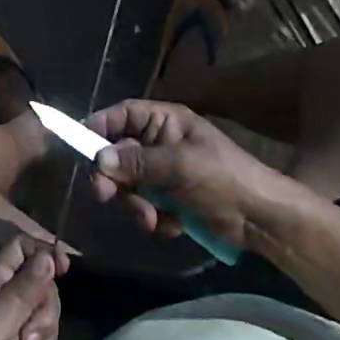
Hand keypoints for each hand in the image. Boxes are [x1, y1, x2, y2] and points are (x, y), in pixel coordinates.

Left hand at [0, 236, 68, 339]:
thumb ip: (24, 290)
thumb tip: (48, 256)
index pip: (21, 248)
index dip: (44, 252)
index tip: (64, 267)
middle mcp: (4, 298)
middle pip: (43, 285)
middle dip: (42, 315)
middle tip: (25, 337)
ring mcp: (16, 327)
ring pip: (48, 319)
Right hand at [87, 99, 288, 250]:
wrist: (261, 220)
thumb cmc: (223, 179)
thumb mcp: (180, 166)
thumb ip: (137, 161)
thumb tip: (98, 158)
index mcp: (167, 122)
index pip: (124, 114)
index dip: (101, 125)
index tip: (79, 144)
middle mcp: (161, 143)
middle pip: (119, 152)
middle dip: (115, 177)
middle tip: (105, 195)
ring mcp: (164, 173)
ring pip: (129, 184)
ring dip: (135, 203)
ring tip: (152, 219)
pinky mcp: (170, 200)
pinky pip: (145, 205)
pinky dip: (153, 217)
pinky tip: (172, 225)